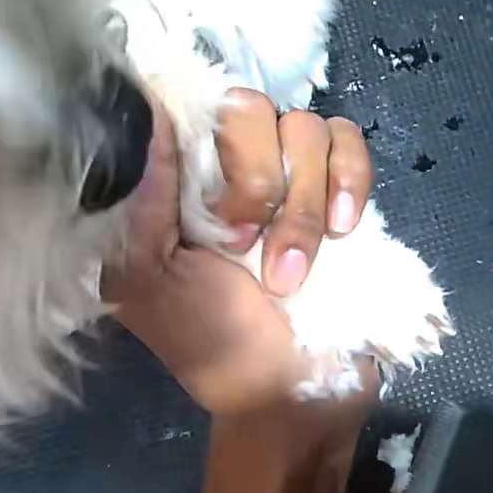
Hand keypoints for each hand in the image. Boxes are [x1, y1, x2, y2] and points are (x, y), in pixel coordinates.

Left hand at [103, 88, 373, 415]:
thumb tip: (145, 107)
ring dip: (305, 206)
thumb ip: (141, 197)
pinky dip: (350, 181)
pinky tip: (345, 229)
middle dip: (257, 184)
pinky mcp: (343, 189)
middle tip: (246, 245)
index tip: (212, 212)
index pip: (190, 104)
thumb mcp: (150, 280)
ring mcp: (293, 174)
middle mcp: (234, 164)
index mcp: (179, 180)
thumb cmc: (215, 342)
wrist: (292, 388)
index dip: (206, 144)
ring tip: (294, 270)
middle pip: (253, 108)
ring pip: (307, 129)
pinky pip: (351, 144)